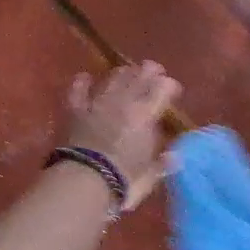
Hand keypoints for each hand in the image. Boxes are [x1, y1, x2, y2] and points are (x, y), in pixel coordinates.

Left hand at [64, 62, 180, 208]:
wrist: (84, 180)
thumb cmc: (123, 181)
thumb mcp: (149, 176)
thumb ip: (162, 164)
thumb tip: (175, 157)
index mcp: (145, 115)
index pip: (161, 89)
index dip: (169, 85)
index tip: (173, 88)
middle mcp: (123, 101)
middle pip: (138, 77)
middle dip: (147, 71)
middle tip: (153, 69)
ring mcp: (97, 102)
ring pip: (112, 79)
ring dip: (121, 73)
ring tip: (127, 71)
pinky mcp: (74, 109)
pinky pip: (77, 90)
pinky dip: (82, 82)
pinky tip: (85, 77)